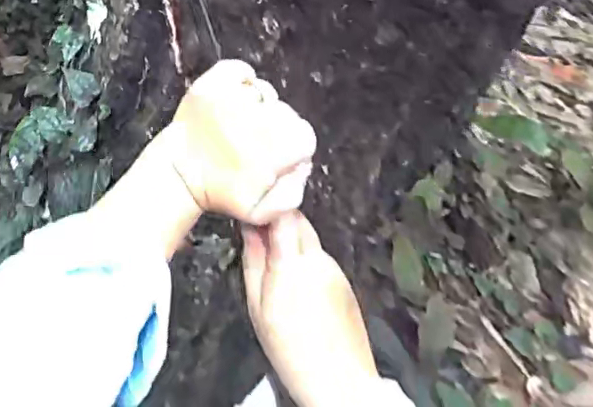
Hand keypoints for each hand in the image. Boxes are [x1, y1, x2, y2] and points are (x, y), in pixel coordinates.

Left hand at [162, 60, 316, 224]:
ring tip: (239, 123)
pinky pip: (237, 69)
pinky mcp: (211, 85)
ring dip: (256, 104)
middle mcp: (256, 119)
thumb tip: (301, 164)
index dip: (293, 146)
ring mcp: (231, 98)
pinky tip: (234, 95)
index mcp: (274, 150)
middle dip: (275, 126)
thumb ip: (293, 191)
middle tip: (254, 141)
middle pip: (284, 111)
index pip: (304, 135)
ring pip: (262, 91)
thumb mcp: (264, 211)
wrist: (180, 174)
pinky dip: (240, 76)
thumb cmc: (223, 193)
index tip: (277, 154)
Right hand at [241, 212, 379, 406]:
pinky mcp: (345, 281)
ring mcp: (334, 269)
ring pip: (309, 238)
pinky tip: (301, 289)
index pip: (282, 211)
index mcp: (291, 263)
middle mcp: (317, 259)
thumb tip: (247, 228)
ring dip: (293, 242)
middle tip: (260, 239)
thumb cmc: (293, 352)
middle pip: (297, 219)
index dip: (267, 205)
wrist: (341, 386)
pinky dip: (307, 262)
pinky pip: (321, 258)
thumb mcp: (257, 306)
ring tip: (279, 271)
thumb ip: (252, 259)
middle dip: (278, 221)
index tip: (253, 211)